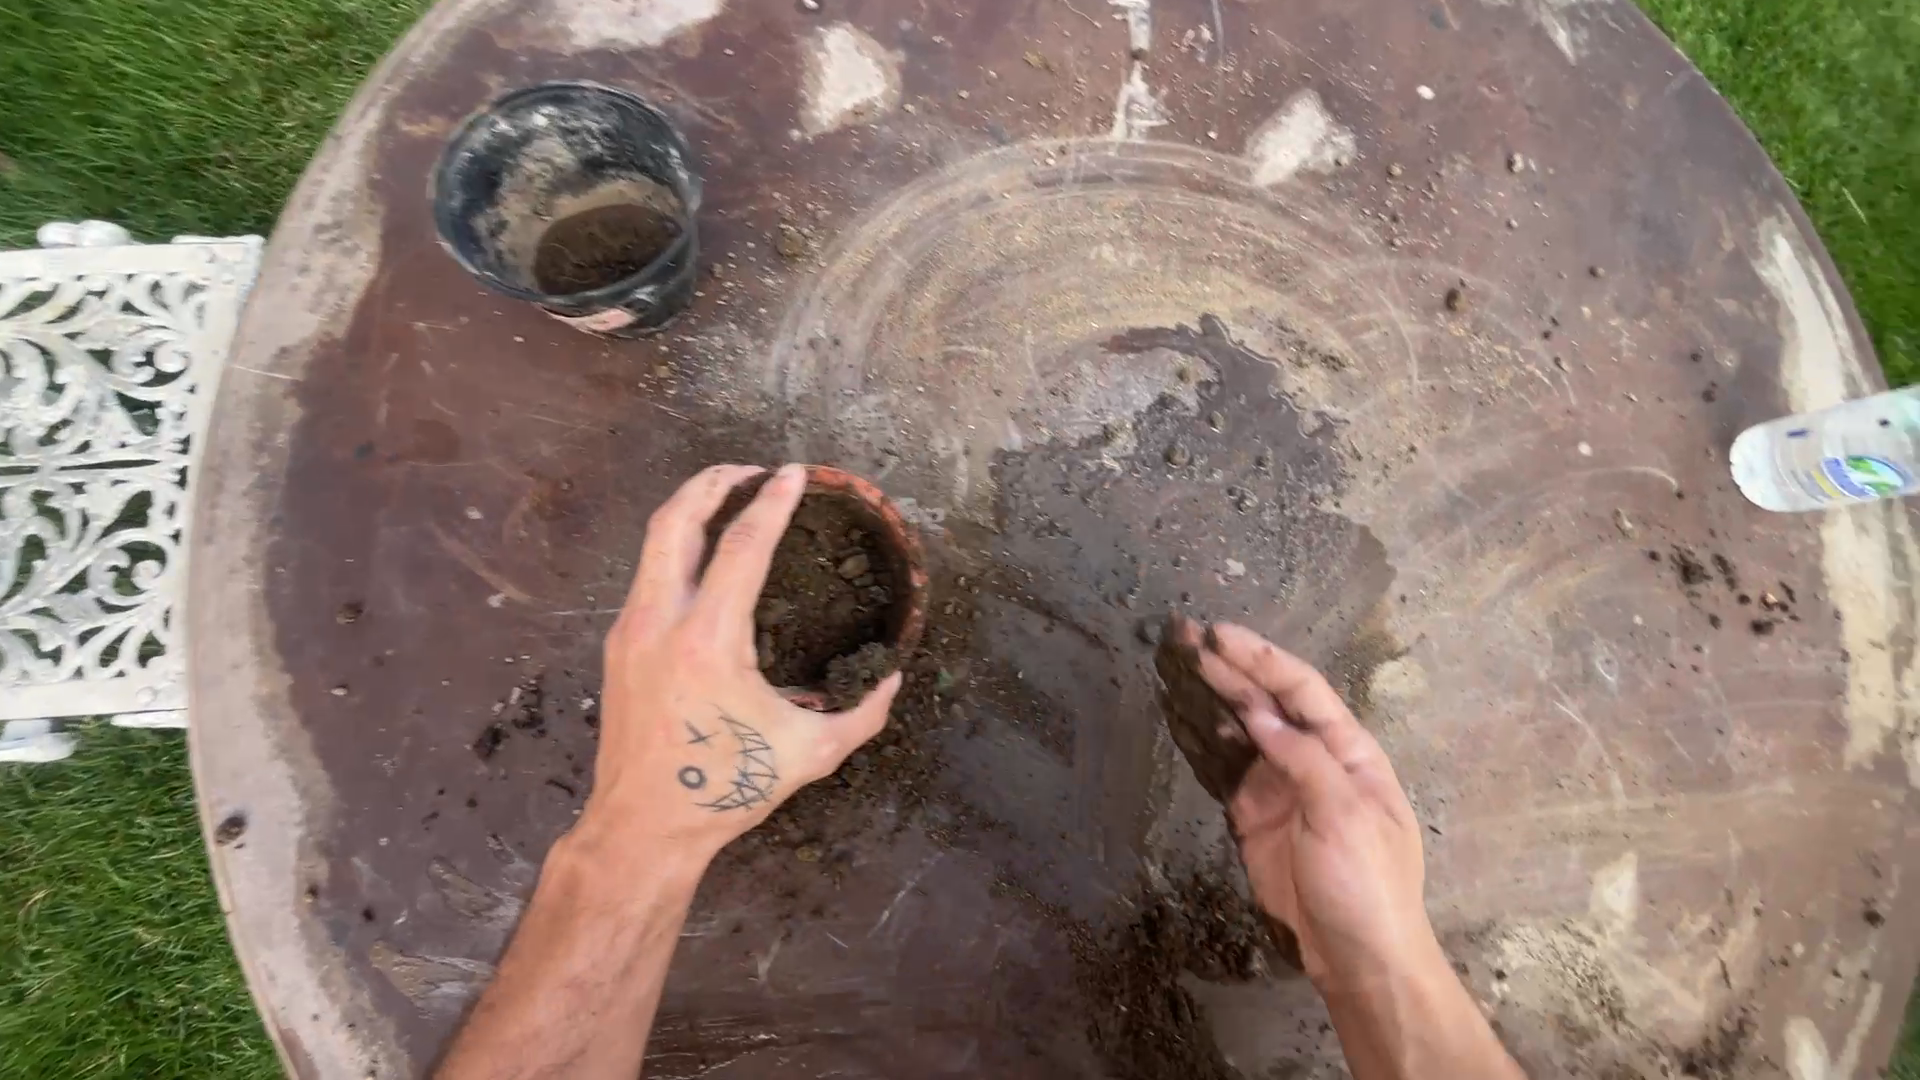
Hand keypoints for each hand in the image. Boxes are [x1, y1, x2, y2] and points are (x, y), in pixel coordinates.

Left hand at [581, 463, 902, 865]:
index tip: (794, 472)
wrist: (642, 826)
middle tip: (752, 469)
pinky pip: (649, 571)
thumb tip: (894, 678)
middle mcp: (662, 620)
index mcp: (709, 639)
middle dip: (714, 482)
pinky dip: (677, 543)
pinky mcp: (620, 644)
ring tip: (727, 494)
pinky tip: (704, 553)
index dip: (774, 503)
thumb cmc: (728, 788)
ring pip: (654, 541)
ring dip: (691, 507)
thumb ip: (864, 713)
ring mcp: (632, 629)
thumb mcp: (812, 753)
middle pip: (676, 521)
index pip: (745, 545)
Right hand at [1177, 619, 1443, 995]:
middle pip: (1263, 700)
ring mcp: (1276, 783)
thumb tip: (1257, 713)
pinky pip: (1220, 765)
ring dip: (1206, 696)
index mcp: (1346, 750)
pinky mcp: (1250, 810)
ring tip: (1171, 665)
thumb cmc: (1367, 885)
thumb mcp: (1345, 817)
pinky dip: (1197, 739)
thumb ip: (1301, 758)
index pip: (1300, 689)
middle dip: (1225, 667)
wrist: (1356, 960)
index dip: (1259, 658)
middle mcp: (1310, 756)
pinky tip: (1176, 714)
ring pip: (1236, 727)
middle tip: (1182, 638)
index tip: (1217, 636)